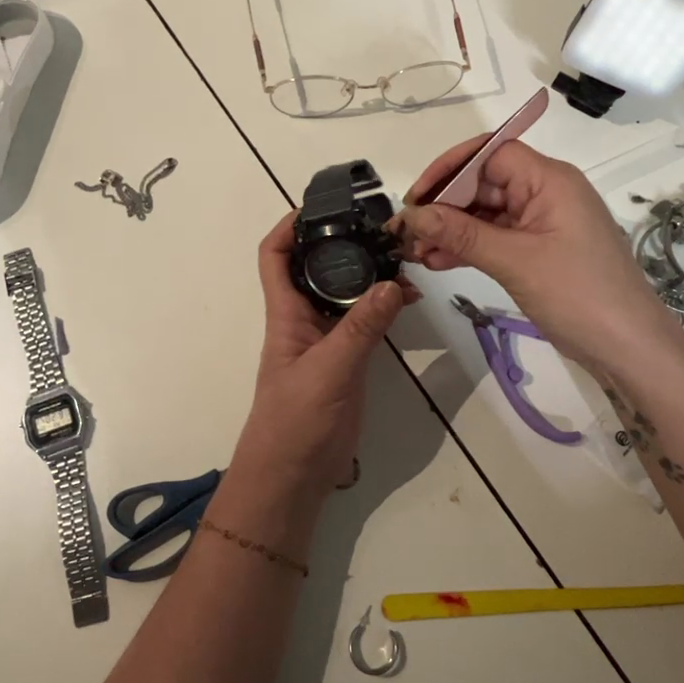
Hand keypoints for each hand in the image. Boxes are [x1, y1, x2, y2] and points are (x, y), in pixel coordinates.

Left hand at [232, 213, 411, 494]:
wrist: (293, 476)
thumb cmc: (294, 421)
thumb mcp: (328, 370)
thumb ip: (360, 329)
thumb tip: (392, 285)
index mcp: (286, 314)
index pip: (274, 256)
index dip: (288, 226)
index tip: (320, 206)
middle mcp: (304, 319)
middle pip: (317, 268)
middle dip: (344, 243)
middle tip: (383, 228)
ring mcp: (326, 340)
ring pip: (346, 294)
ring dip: (370, 274)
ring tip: (404, 259)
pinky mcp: (347, 361)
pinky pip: (365, 322)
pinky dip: (384, 307)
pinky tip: (409, 300)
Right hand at [392, 138, 675, 371]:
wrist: (628, 347)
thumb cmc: (578, 295)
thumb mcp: (515, 262)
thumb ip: (461, 235)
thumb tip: (413, 215)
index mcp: (549, 180)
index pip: (491, 154)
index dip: (450, 169)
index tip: (416, 198)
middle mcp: (546, 192)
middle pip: (484, 183)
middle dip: (444, 205)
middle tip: (406, 232)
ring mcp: (544, 223)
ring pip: (486, 213)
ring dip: (450, 230)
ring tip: (415, 253)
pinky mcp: (540, 250)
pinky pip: (496, 237)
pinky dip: (468, 247)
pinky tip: (438, 262)